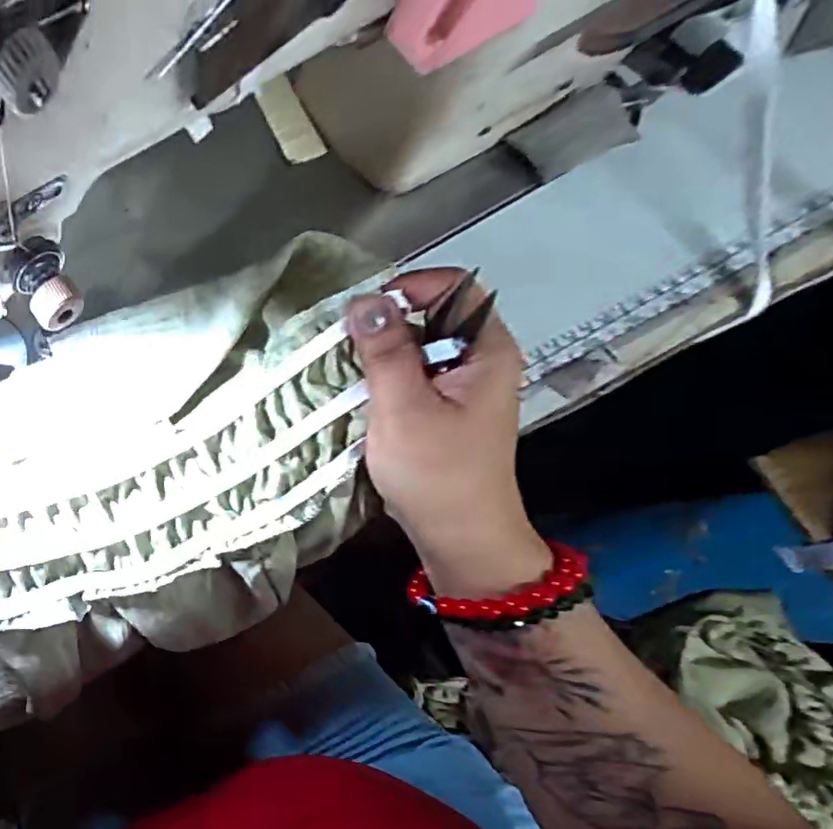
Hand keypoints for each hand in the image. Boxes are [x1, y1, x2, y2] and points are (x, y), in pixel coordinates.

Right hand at [349, 269, 550, 596]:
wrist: (459, 537)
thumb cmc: (436, 474)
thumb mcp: (404, 408)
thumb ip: (384, 351)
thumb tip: (364, 300)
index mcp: (487, 350)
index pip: (453, 286)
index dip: (408, 287)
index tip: (363, 314)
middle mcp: (481, 361)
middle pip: (433, 317)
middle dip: (387, 326)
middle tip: (345, 348)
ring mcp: (463, 389)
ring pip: (419, 350)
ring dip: (382, 357)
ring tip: (346, 374)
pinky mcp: (444, 413)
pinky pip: (414, 379)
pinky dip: (387, 381)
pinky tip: (361, 399)